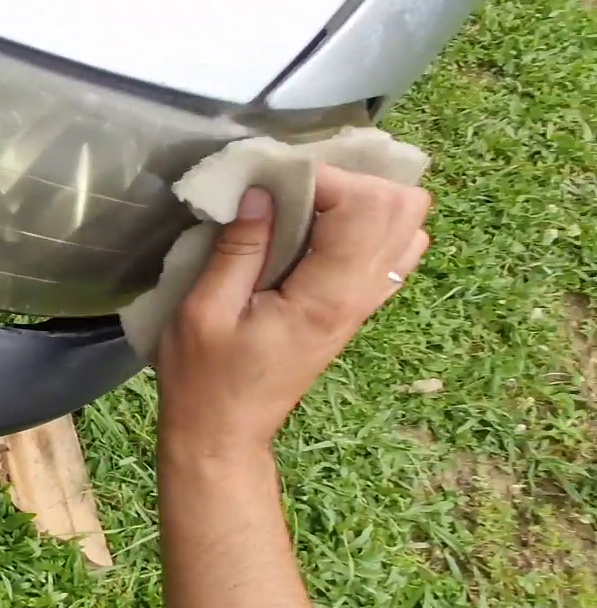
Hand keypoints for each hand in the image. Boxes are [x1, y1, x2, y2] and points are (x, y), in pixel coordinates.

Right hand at [157, 164, 431, 461]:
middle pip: (403, 206)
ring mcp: (365, 302)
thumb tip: (259, 193)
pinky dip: (364, 226)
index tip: (266, 181)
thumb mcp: (202, 313)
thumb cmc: (201, 377)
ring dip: (361, 201)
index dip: (319, 178)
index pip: (363, 206)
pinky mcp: (355, 308)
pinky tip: (316, 234)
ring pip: (406, 224)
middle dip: (349, 181)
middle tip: (288, 190)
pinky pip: (391, 249)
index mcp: (326, 295)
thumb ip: (236, 252)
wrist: (223, 428)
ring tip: (303, 207)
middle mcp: (361, 294)